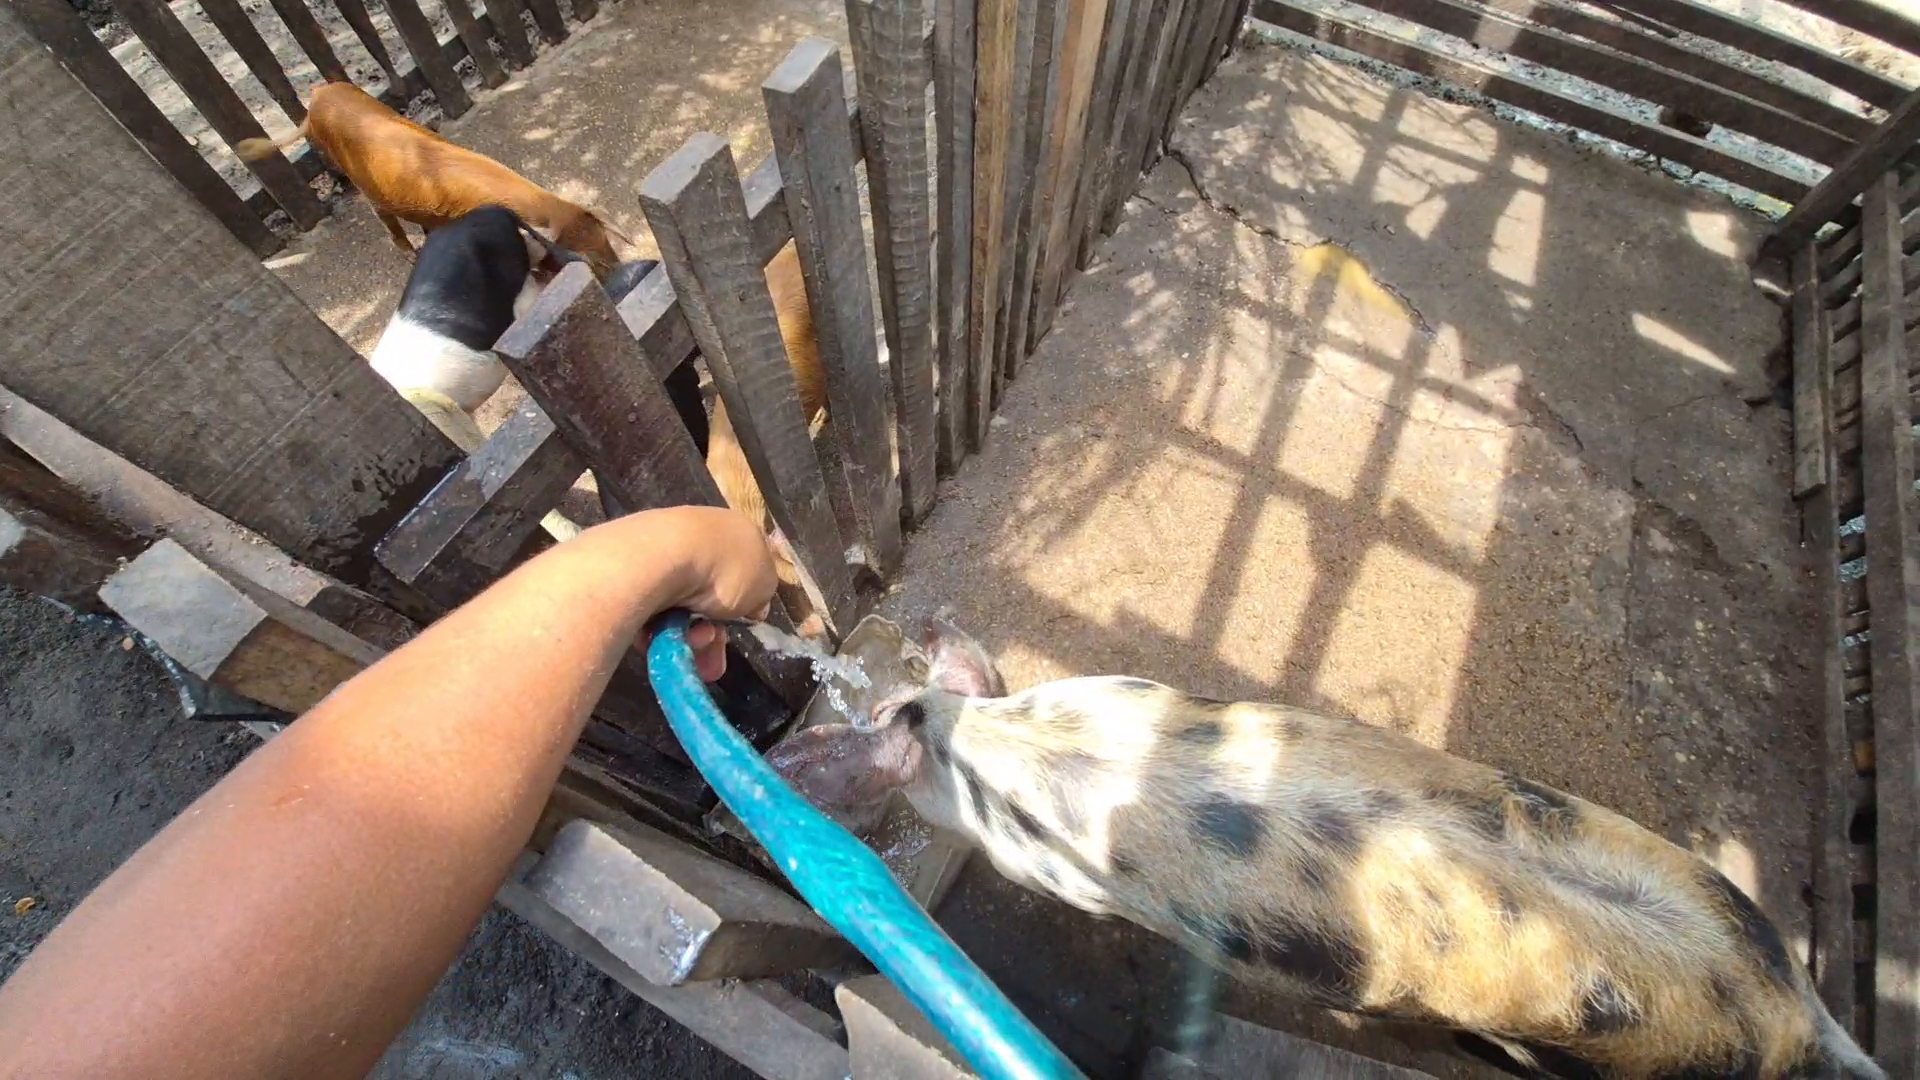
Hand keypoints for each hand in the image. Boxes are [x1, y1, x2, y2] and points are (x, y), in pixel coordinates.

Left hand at [595, 506, 776, 681]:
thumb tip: (752, 604)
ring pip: (682, 611)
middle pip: (711, 598)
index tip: (743, 625)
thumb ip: (761, 593)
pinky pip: (653, 613)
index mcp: (733, 532)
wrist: (658, 558)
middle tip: (713, 663)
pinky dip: (661, 632)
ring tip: (691, 648)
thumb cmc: (724, 567)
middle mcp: (697, 539)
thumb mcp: (765, 582)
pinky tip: (665, 640)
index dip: (746, 604)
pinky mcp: (630, 576)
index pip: (744, 570)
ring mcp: (661, 556)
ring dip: (692, 638)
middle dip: (714, 635)